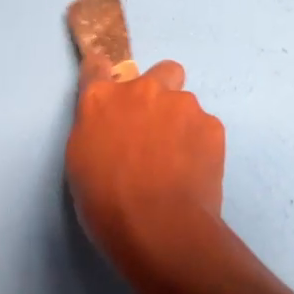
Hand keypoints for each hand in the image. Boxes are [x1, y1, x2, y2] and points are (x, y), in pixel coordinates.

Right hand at [66, 56, 226, 283]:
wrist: (158, 226)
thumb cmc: (105, 203)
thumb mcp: (81, 163)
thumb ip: (95, 131)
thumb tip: (111, 126)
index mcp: (100, 101)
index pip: (97, 67)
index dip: (102, 73)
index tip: (108, 84)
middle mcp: (142, 91)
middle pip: (161, 72)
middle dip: (161, 92)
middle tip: (155, 130)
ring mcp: (182, 105)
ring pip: (186, 104)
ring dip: (180, 124)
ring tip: (176, 163)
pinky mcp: (212, 126)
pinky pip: (205, 128)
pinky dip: (199, 145)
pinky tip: (192, 173)